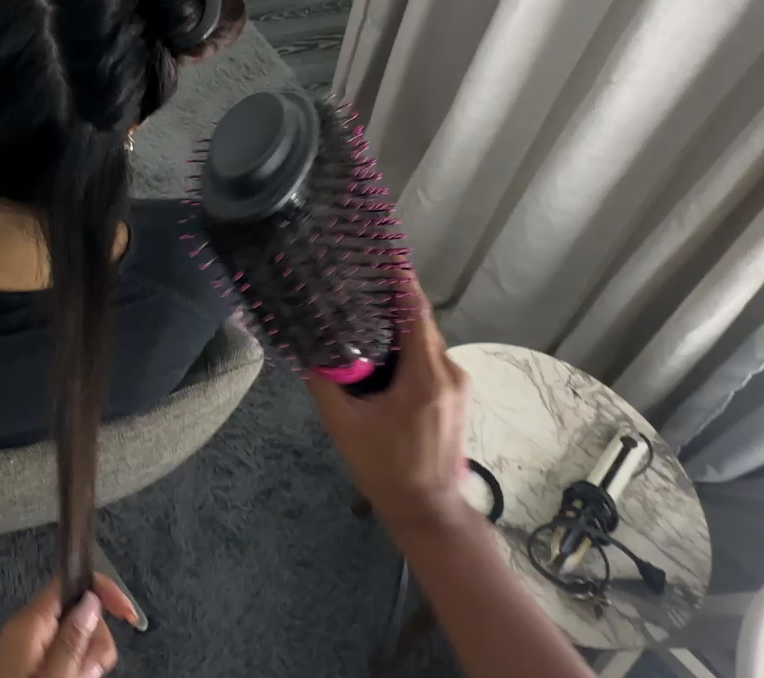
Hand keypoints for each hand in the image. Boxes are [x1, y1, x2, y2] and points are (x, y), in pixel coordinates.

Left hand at [0, 576, 136, 677]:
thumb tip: (92, 598)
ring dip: (87, 661)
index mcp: (30, 624)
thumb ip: (73, 639)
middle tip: (91, 672)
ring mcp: (27, 651)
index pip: (68, 582)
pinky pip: (62, 659)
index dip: (102, 591)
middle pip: (77, 612)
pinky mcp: (28, 669)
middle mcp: (27, 630)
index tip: (127, 615)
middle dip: (95, 640)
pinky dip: (75, 671)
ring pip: (73, 639)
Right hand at [306, 280, 477, 536]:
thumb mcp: (343, 424)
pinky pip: (431, 357)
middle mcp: (449, 373)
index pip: (416, 313)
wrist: (429, 510)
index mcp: (425, 377)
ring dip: (400, 324)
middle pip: (421, 322)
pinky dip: (409, 345)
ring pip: (426, 340)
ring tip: (366, 309)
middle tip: (359, 281)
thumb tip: (304, 348)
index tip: (382, 254)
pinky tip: (383, 346)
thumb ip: (324, 381)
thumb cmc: (385, 468)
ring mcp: (458, 385)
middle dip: (393, 300)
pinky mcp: (457, 396)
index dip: (401, 281)